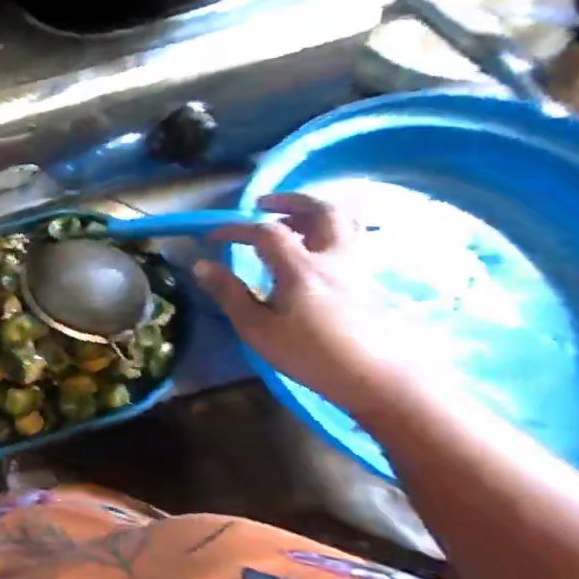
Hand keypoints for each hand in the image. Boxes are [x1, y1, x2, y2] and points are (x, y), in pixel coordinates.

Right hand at [191, 193, 415, 413]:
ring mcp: (358, 267)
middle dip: (291, 200)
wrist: (377, 379)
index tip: (213, 234)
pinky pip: (354, 239)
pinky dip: (332, 232)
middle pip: (321, 209)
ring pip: (345, 220)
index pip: (266, 232)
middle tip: (265, 205)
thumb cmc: (311, 356)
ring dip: (316, 212)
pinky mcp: (371, 280)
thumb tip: (201, 266)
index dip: (236, 228)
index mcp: (301, 268)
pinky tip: (318, 251)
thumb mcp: (258, 330)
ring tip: (293, 221)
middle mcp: (333, 257)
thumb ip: (230, 294)